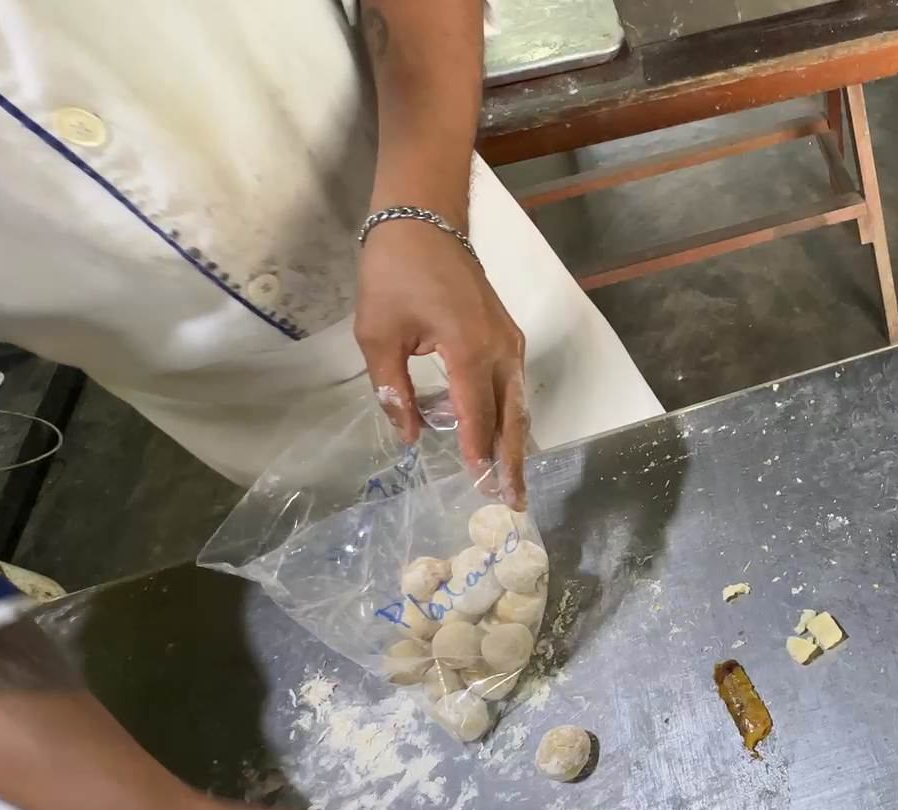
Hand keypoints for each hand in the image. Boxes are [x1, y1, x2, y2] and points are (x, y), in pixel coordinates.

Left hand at [355, 219, 530, 508]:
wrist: (426, 222)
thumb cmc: (394, 273)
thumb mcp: (377, 332)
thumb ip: (393, 389)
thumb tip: (410, 434)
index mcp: (468, 349)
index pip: (477, 412)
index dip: (477, 450)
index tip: (479, 484)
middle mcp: (501, 352)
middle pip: (512, 418)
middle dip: (512, 462)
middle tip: (514, 500)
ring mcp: (512, 345)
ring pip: (520, 406)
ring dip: (516, 445)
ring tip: (512, 479)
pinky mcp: (511, 339)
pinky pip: (515, 388)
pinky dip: (512, 418)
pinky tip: (503, 437)